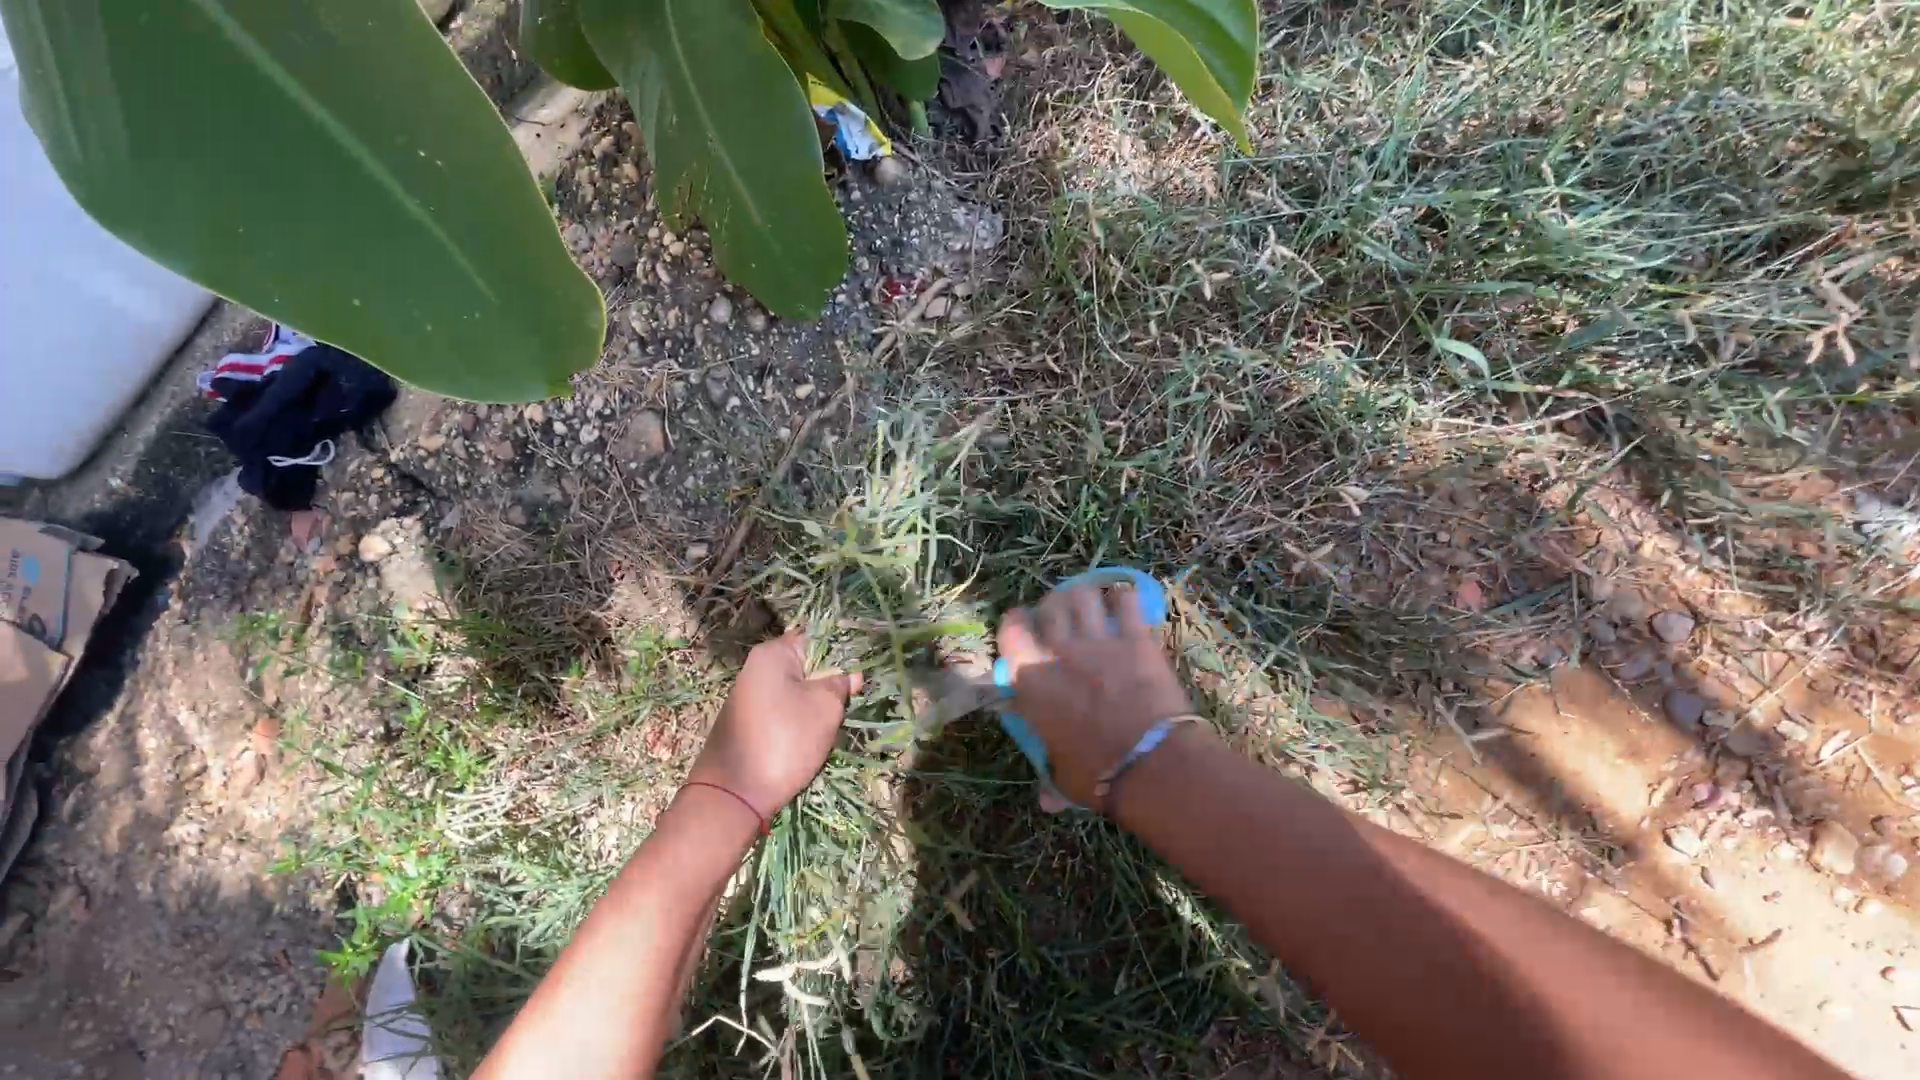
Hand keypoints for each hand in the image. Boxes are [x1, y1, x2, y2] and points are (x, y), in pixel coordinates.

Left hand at [688, 629, 859, 817]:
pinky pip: (784, 711)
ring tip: (836, 721)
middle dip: (831, 681)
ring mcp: (751, 697)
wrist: (734, 795)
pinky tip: (813, 738)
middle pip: (806, 665)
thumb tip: (851, 674)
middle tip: (854, 698)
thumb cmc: (785, 740)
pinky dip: (801, 721)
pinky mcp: (750, 722)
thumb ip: (840, 684)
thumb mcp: (825, 707)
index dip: (843, 651)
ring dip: (817, 704)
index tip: (865, 666)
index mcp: (772, 654)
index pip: (816, 637)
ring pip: (797, 691)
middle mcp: (757, 669)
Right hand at [997, 585, 1193, 806]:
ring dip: (1084, 595)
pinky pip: (1125, 601)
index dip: (1016, 622)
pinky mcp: (1136, 638)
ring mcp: (1099, 641)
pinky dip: (1123, 597)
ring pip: (1083, 595)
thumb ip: (1051, 778)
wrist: (1150, 764)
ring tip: (1090, 601)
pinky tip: (1124, 603)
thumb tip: (1045, 801)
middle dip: (1052, 605)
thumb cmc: (1097, 775)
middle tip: (1060, 613)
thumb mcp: (1063, 775)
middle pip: (1049, 607)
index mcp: (1031, 681)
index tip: (1022, 622)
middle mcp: (1059, 652)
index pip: (1011, 632)